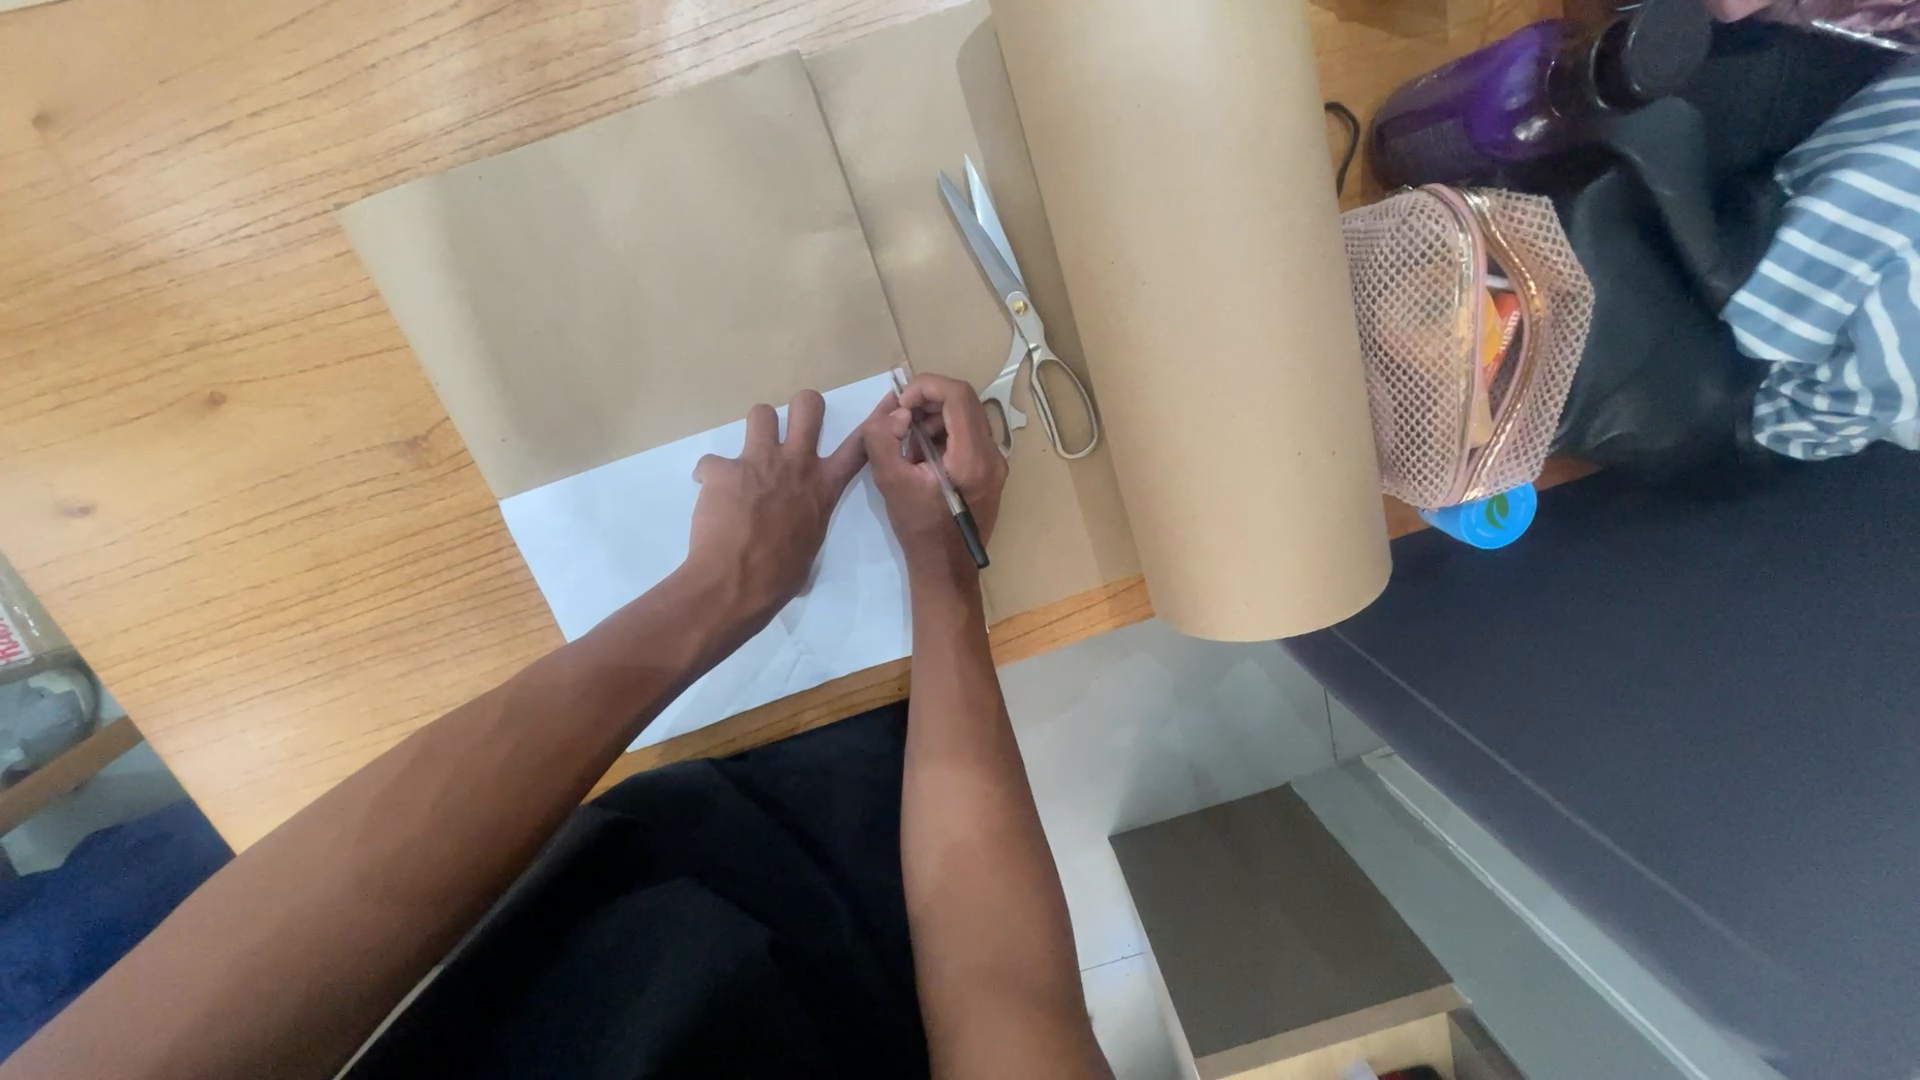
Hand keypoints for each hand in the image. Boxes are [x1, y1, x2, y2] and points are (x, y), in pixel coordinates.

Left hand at [684, 390, 867, 624]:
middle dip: (803, 407)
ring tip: (749, 456)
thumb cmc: (782, 575)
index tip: (886, 404)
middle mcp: (796, 464)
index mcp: (824, 487)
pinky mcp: (722, 469)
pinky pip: (711, 462)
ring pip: (761, 413)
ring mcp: (759, 461)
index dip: (874, 420)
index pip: (858, 446)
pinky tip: (710, 496)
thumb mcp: (812, 542)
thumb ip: (809, 516)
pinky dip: (710, 476)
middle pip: (808, 405)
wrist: (737, 584)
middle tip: (792, 427)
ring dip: (756, 431)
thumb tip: (796, 521)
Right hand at [859, 373, 1008, 575]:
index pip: (958, 395)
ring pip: (967, 418)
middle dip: (928, 402)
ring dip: (935, 419)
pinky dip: (944, 435)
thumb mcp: (890, 481)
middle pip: (965, 403)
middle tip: (901, 420)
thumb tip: (897, 412)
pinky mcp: (991, 473)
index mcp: (973, 457)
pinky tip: (922, 458)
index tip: (901, 403)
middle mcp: (993, 455)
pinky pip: (969, 438)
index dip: (926, 387)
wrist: (945, 568)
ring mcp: (996, 464)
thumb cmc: (918, 528)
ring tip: (908, 444)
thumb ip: (883, 438)